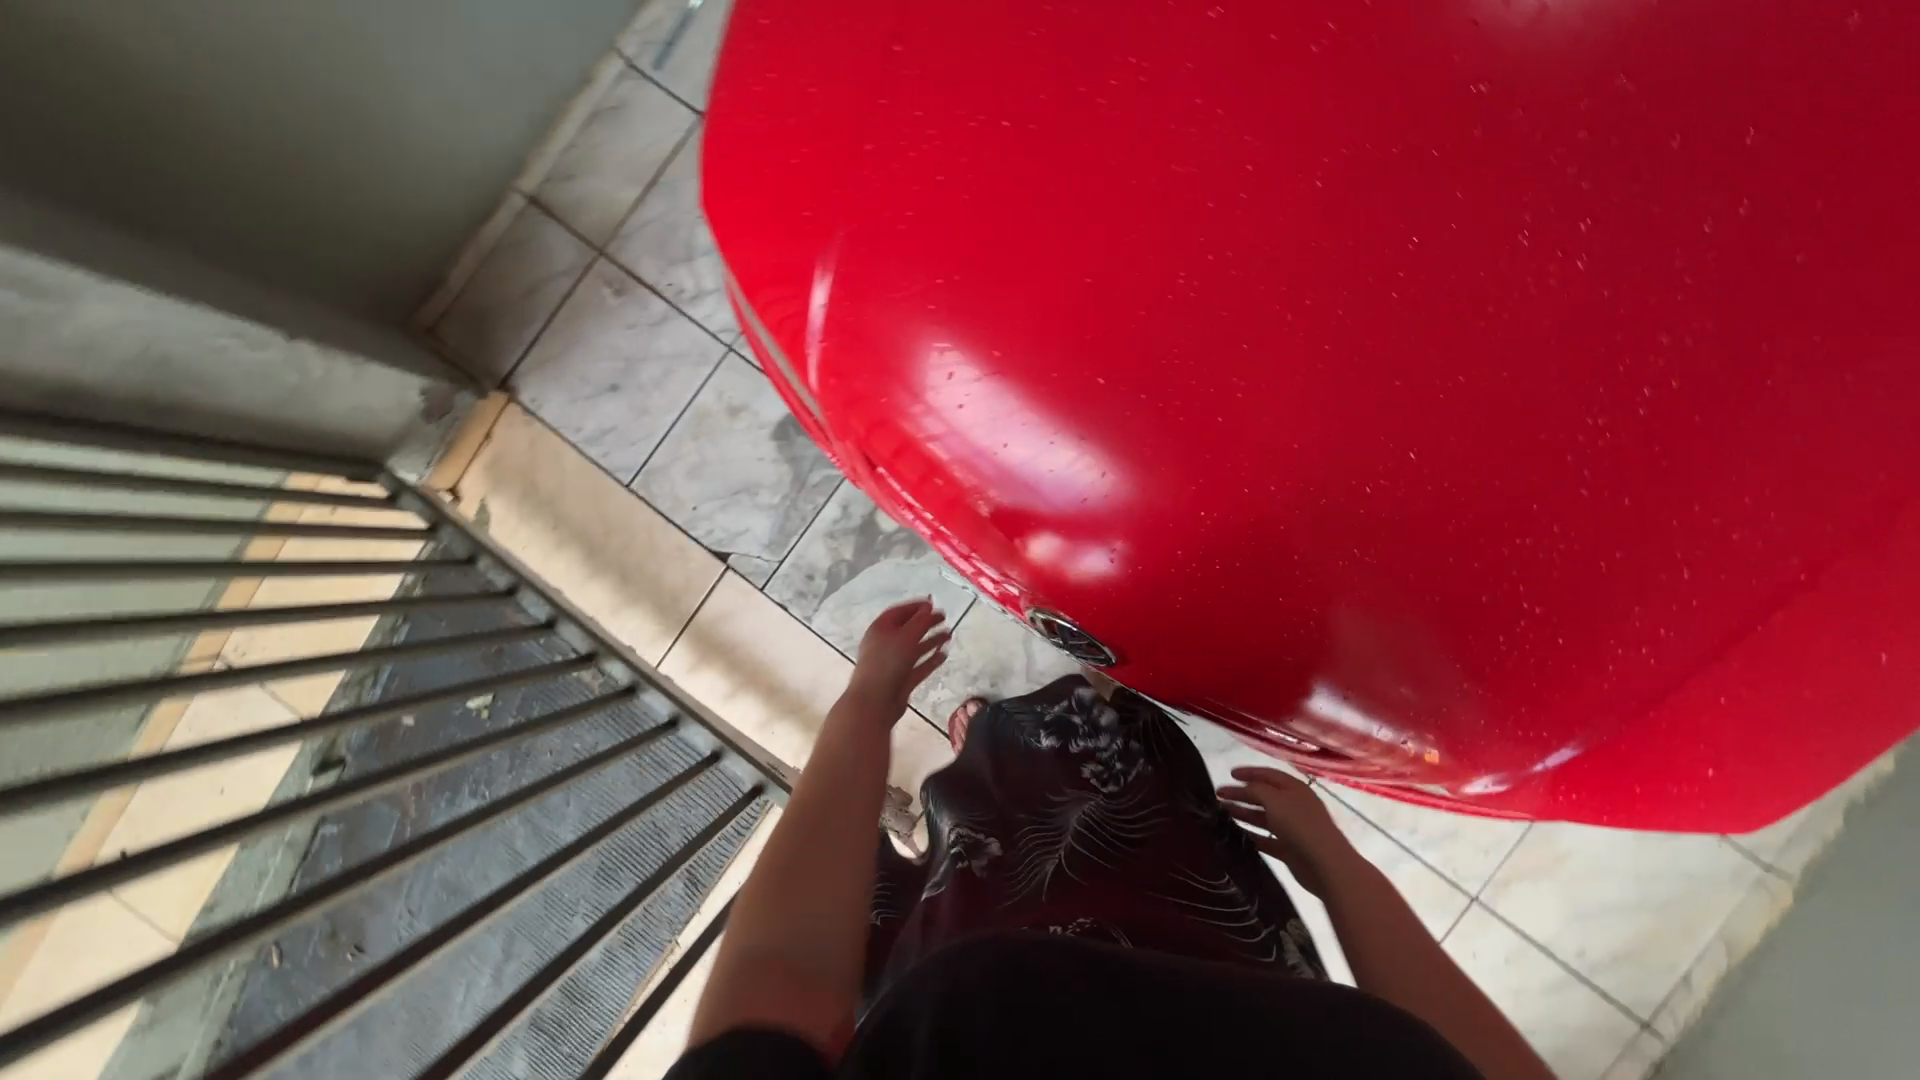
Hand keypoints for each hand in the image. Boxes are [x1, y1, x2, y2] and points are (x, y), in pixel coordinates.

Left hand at [844, 599, 950, 721]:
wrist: (874, 703)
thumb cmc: (887, 664)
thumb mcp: (906, 637)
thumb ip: (920, 621)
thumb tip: (930, 608)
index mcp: (880, 629)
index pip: (899, 612)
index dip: (916, 606)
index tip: (934, 604)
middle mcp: (885, 644)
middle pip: (908, 629)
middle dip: (926, 623)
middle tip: (944, 618)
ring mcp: (893, 663)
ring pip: (915, 648)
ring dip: (931, 640)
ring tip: (949, 635)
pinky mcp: (901, 680)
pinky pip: (918, 666)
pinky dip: (930, 659)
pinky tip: (944, 655)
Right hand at [1217, 766, 1358, 896]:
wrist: (1325, 864)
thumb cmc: (1300, 825)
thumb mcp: (1275, 799)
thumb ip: (1256, 789)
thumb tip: (1243, 788)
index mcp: (1294, 789)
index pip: (1268, 775)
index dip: (1249, 772)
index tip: (1229, 774)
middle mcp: (1293, 806)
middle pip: (1263, 796)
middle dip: (1241, 794)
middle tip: (1218, 795)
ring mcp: (1292, 829)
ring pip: (1263, 817)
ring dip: (1243, 813)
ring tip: (1221, 813)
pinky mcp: (1288, 849)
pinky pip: (1265, 839)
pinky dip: (1251, 835)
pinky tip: (1235, 834)